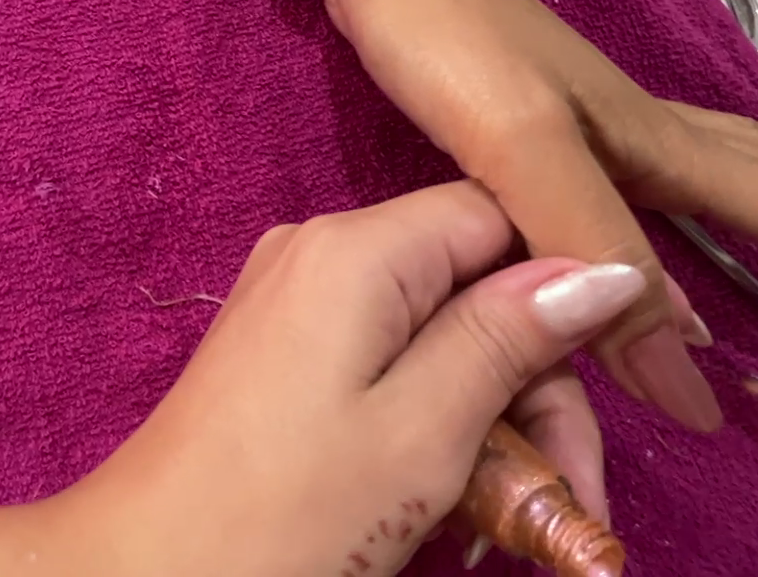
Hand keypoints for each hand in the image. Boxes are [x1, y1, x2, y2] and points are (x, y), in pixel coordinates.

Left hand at [59, 181, 645, 576]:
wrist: (152, 558)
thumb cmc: (292, 507)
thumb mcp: (422, 430)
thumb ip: (507, 337)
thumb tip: (601, 265)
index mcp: (354, 248)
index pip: (491, 215)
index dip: (561, 286)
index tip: (605, 385)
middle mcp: (319, 247)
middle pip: (464, 277)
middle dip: (527, 376)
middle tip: (565, 491)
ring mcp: (293, 288)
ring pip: (430, 321)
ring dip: (486, 405)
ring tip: (505, 514)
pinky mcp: (282, 333)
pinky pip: (381, 345)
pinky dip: (428, 404)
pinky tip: (443, 481)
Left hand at [311, 0, 757, 432]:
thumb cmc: (443, 39)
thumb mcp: (515, 141)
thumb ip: (592, 240)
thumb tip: (687, 374)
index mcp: (642, 142)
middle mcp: (630, 125)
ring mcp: (584, 108)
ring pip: (724, 159)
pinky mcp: (533, 102)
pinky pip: (651, 147)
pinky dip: (704, 166)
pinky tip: (695, 165)